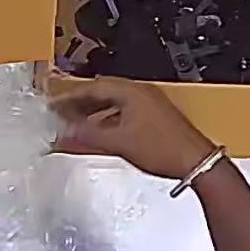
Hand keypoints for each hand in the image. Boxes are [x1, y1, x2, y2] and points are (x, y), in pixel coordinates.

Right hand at [53, 79, 215, 178]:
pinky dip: (106, 120)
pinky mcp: (153, 117)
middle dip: (79, 103)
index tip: (54, 104)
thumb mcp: (119, 143)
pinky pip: (122, 113)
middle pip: (102, 93)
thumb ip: (88, 136)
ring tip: (74, 122)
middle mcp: (140, 93)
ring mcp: (148, 105)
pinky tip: (98, 132)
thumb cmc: (165, 148)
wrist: (196, 162)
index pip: (93, 88)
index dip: (70, 97)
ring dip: (92, 112)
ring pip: (112, 104)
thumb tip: (65, 133)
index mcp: (132, 92)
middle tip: (60, 112)